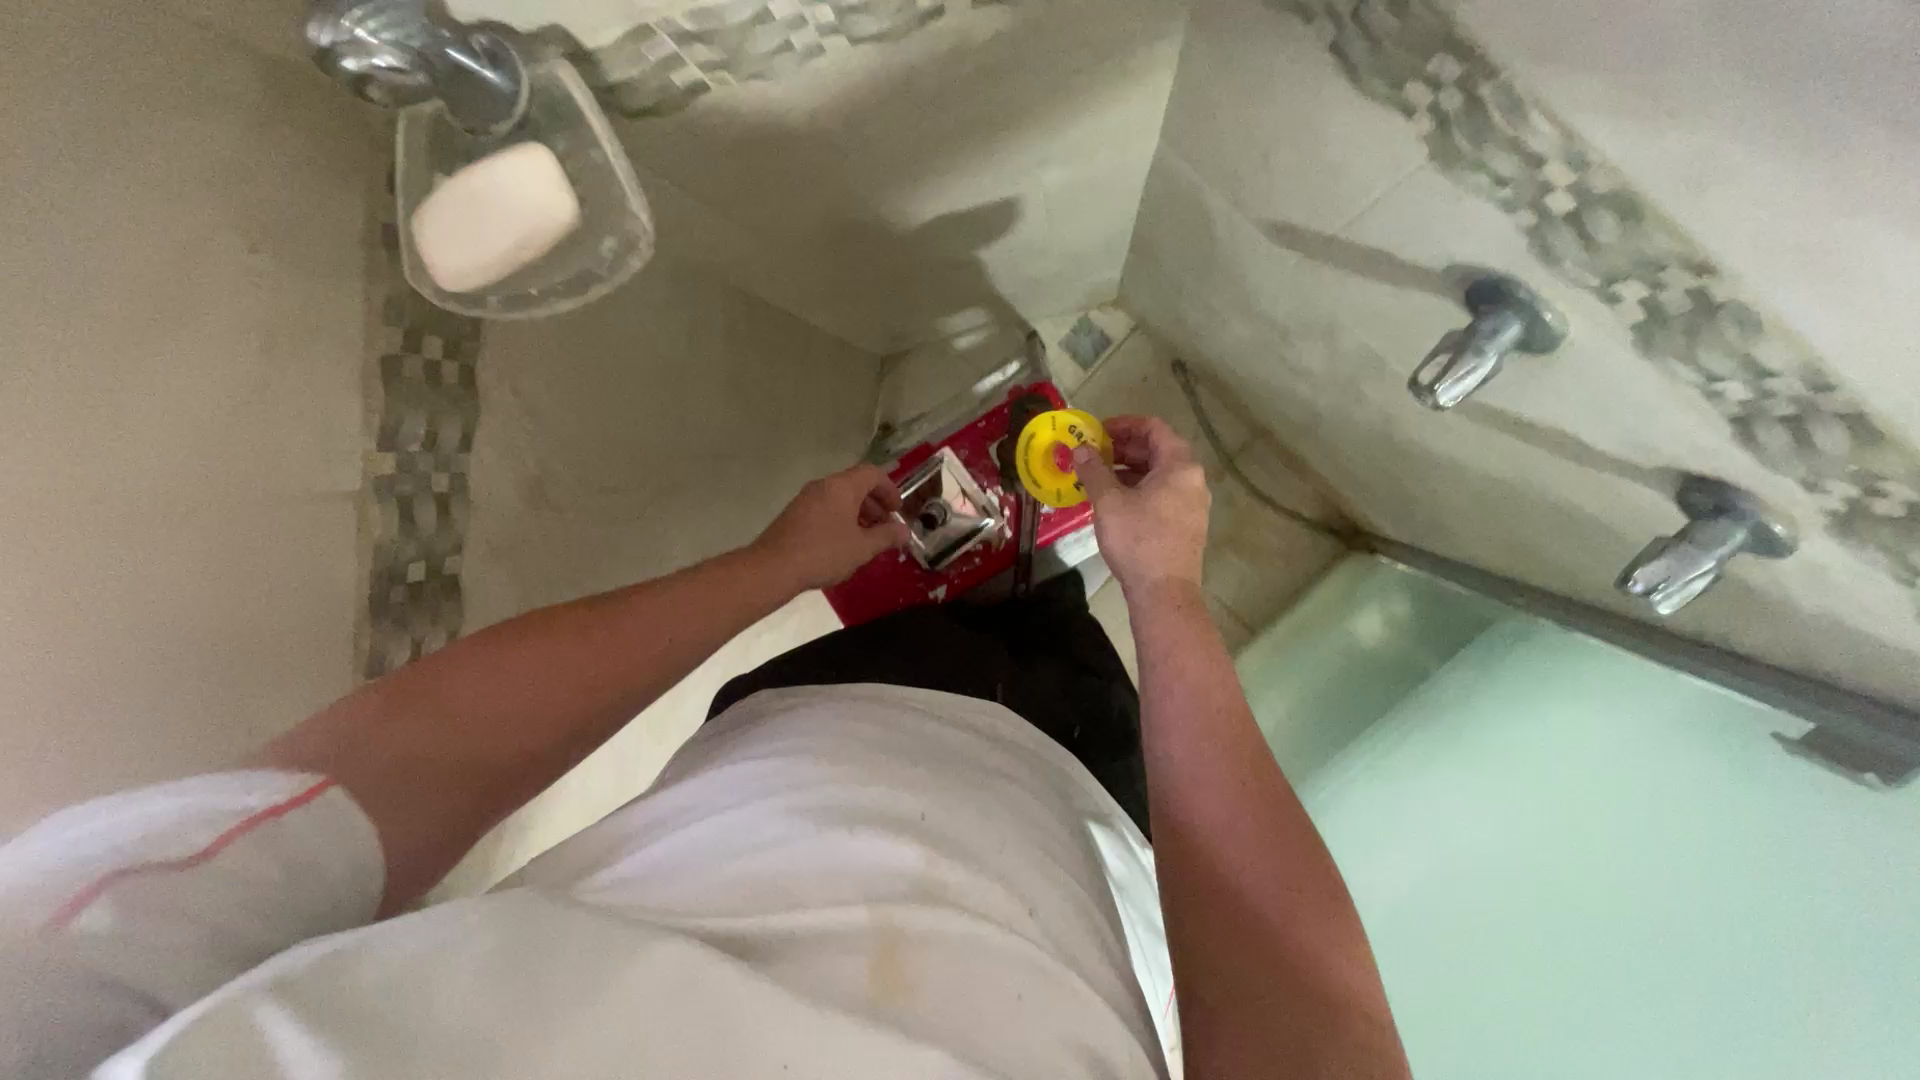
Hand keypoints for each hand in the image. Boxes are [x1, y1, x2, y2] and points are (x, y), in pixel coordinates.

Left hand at [749, 464, 913, 591]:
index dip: (889, 489)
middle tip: (885, 528)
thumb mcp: (862, 548)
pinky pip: (825, 509)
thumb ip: (887, 536)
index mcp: (842, 487)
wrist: (773, 568)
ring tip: (866, 540)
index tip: (897, 511)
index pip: (872, 473)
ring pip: (840, 498)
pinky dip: (841, 520)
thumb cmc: (823, 553)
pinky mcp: (795, 515)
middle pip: (855, 485)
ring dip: (858, 514)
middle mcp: (823, 486)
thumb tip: (904, 531)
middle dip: (875, 504)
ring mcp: (805, 499)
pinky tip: (843, 546)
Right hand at [1073, 415, 1210, 595]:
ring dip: (1129, 471)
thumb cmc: (1138, 540)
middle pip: (1158, 450)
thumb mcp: (1109, 502)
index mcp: (1180, 466)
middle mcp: (1193, 480)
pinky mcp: (1187, 525)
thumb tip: (1080, 449)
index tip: (1097, 431)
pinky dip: (1139, 490)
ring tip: (1098, 478)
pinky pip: (1162, 494)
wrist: (1164, 592)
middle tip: (1093, 454)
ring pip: (1159, 475)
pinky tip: (1114, 502)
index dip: (1123, 424)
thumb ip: (1094, 470)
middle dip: (1123, 449)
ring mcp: (1193, 504)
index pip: (1154, 428)